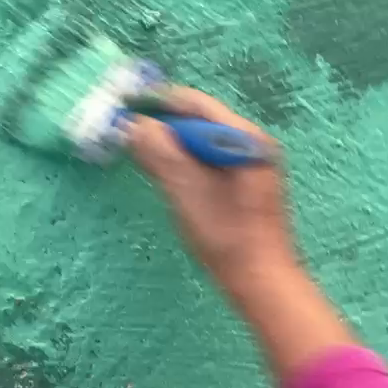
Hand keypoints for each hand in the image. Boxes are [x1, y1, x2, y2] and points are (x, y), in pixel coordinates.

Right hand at [126, 86, 296, 300]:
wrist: (262, 283)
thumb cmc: (227, 238)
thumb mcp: (188, 193)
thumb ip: (161, 154)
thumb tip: (132, 126)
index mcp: (244, 139)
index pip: (195, 106)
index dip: (158, 104)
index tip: (125, 108)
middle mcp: (253, 144)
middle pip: (200, 122)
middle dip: (163, 125)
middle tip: (128, 133)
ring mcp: (252, 165)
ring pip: (203, 144)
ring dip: (172, 146)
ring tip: (141, 153)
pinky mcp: (246, 186)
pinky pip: (210, 162)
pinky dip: (186, 164)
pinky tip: (168, 177)